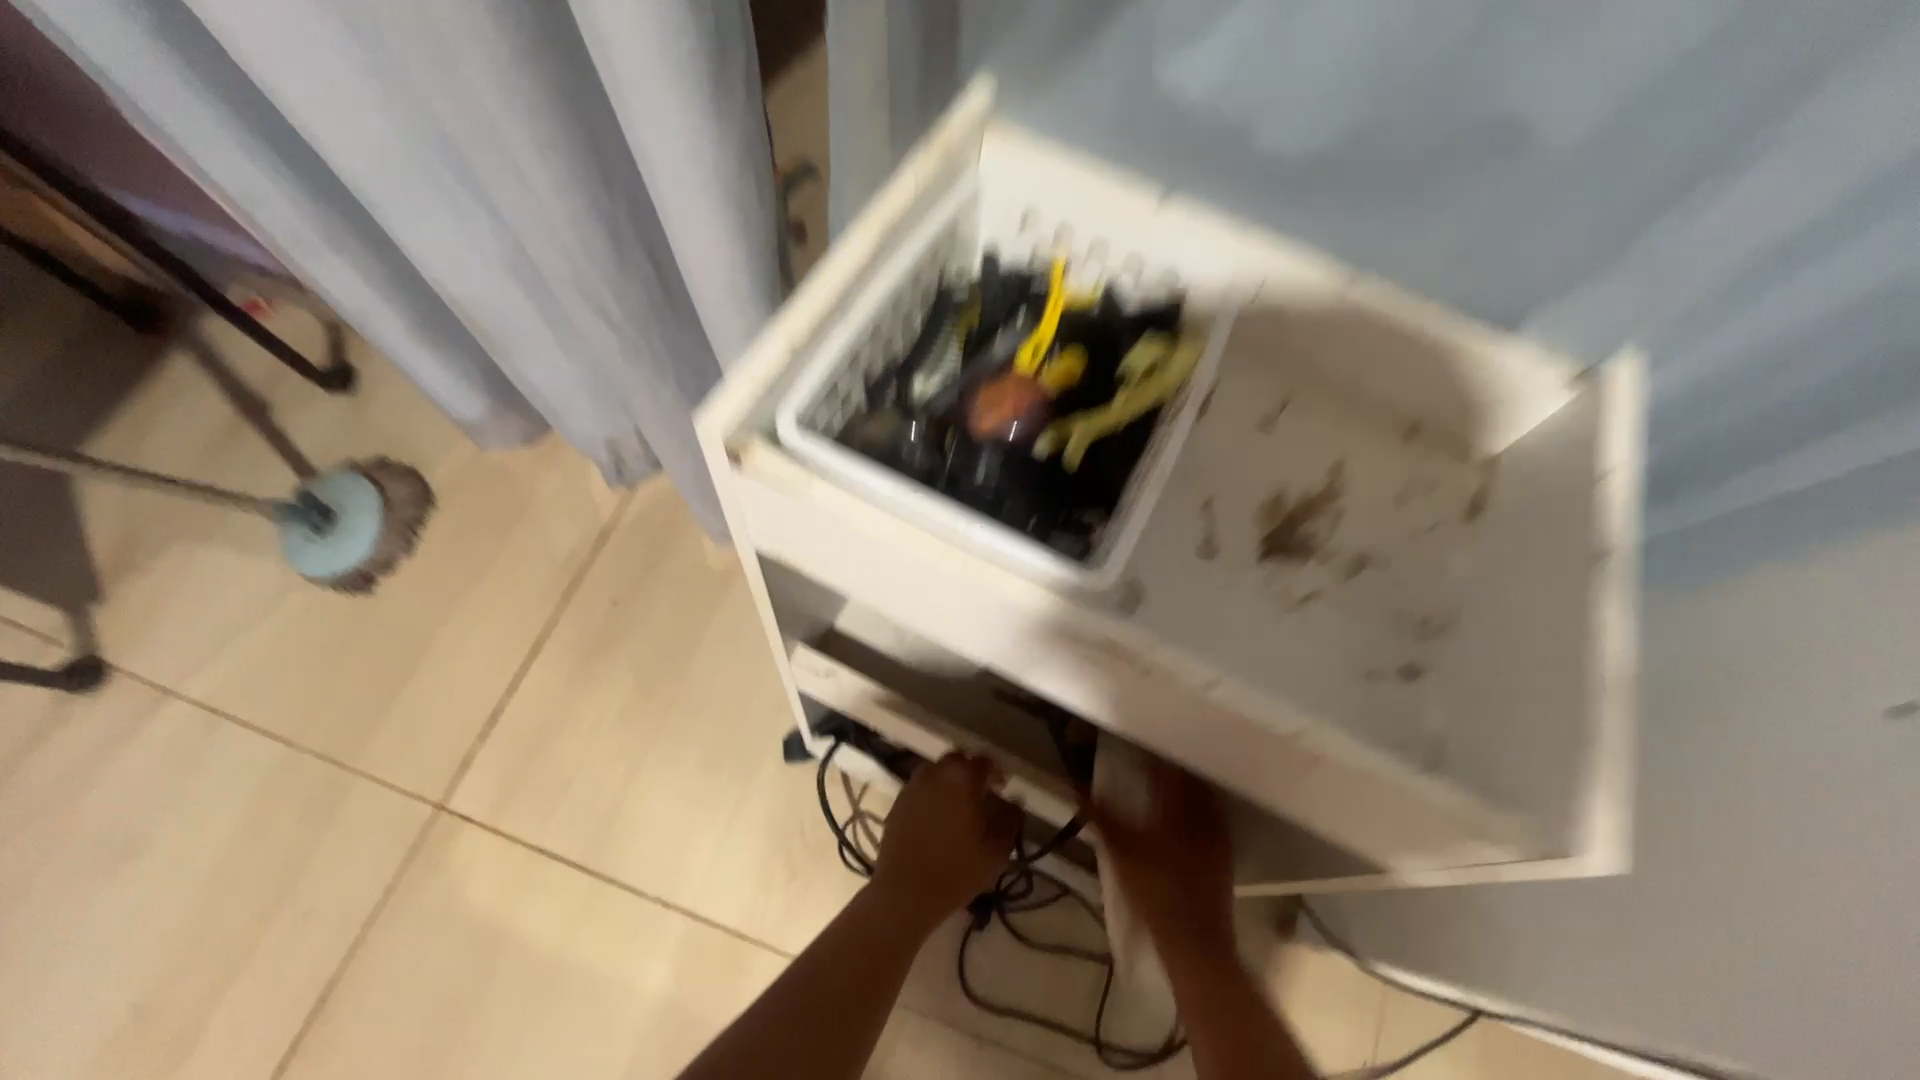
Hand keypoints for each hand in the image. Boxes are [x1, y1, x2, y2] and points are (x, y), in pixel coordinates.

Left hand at [871, 753, 1022, 928]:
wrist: (906, 892)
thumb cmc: (958, 869)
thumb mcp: (997, 848)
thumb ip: (1010, 817)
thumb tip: (1013, 800)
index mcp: (962, 776)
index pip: (984, 761)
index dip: (996, 773)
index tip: (1003, 789)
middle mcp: (934, 772)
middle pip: (957, 761)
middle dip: (971, 772)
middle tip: (981, 796)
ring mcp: (912, 787)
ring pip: (935, 773)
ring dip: (949, 782)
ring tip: (958, 808)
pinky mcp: (897, 804)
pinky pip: (920, 790)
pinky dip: (931, 796)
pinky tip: (937, 821)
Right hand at [1087, 758, 1236, 960]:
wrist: (1196, 940)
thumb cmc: (1155, 894)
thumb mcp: (1120, 854)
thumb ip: (1100, 817)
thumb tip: (1076, 786)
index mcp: (1178, 807)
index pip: (1166, 767)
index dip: (1150, 754)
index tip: (1135, 745)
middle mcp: (1203, 813)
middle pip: (1188, 777)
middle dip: (1169, 766)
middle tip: (1148, 761)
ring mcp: (1218, 832)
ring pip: (1202, 794)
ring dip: (1183, 784)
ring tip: (1162, 782)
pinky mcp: (1224, 851)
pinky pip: (1210, 814)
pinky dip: (1195, 805)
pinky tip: (1180, 814)